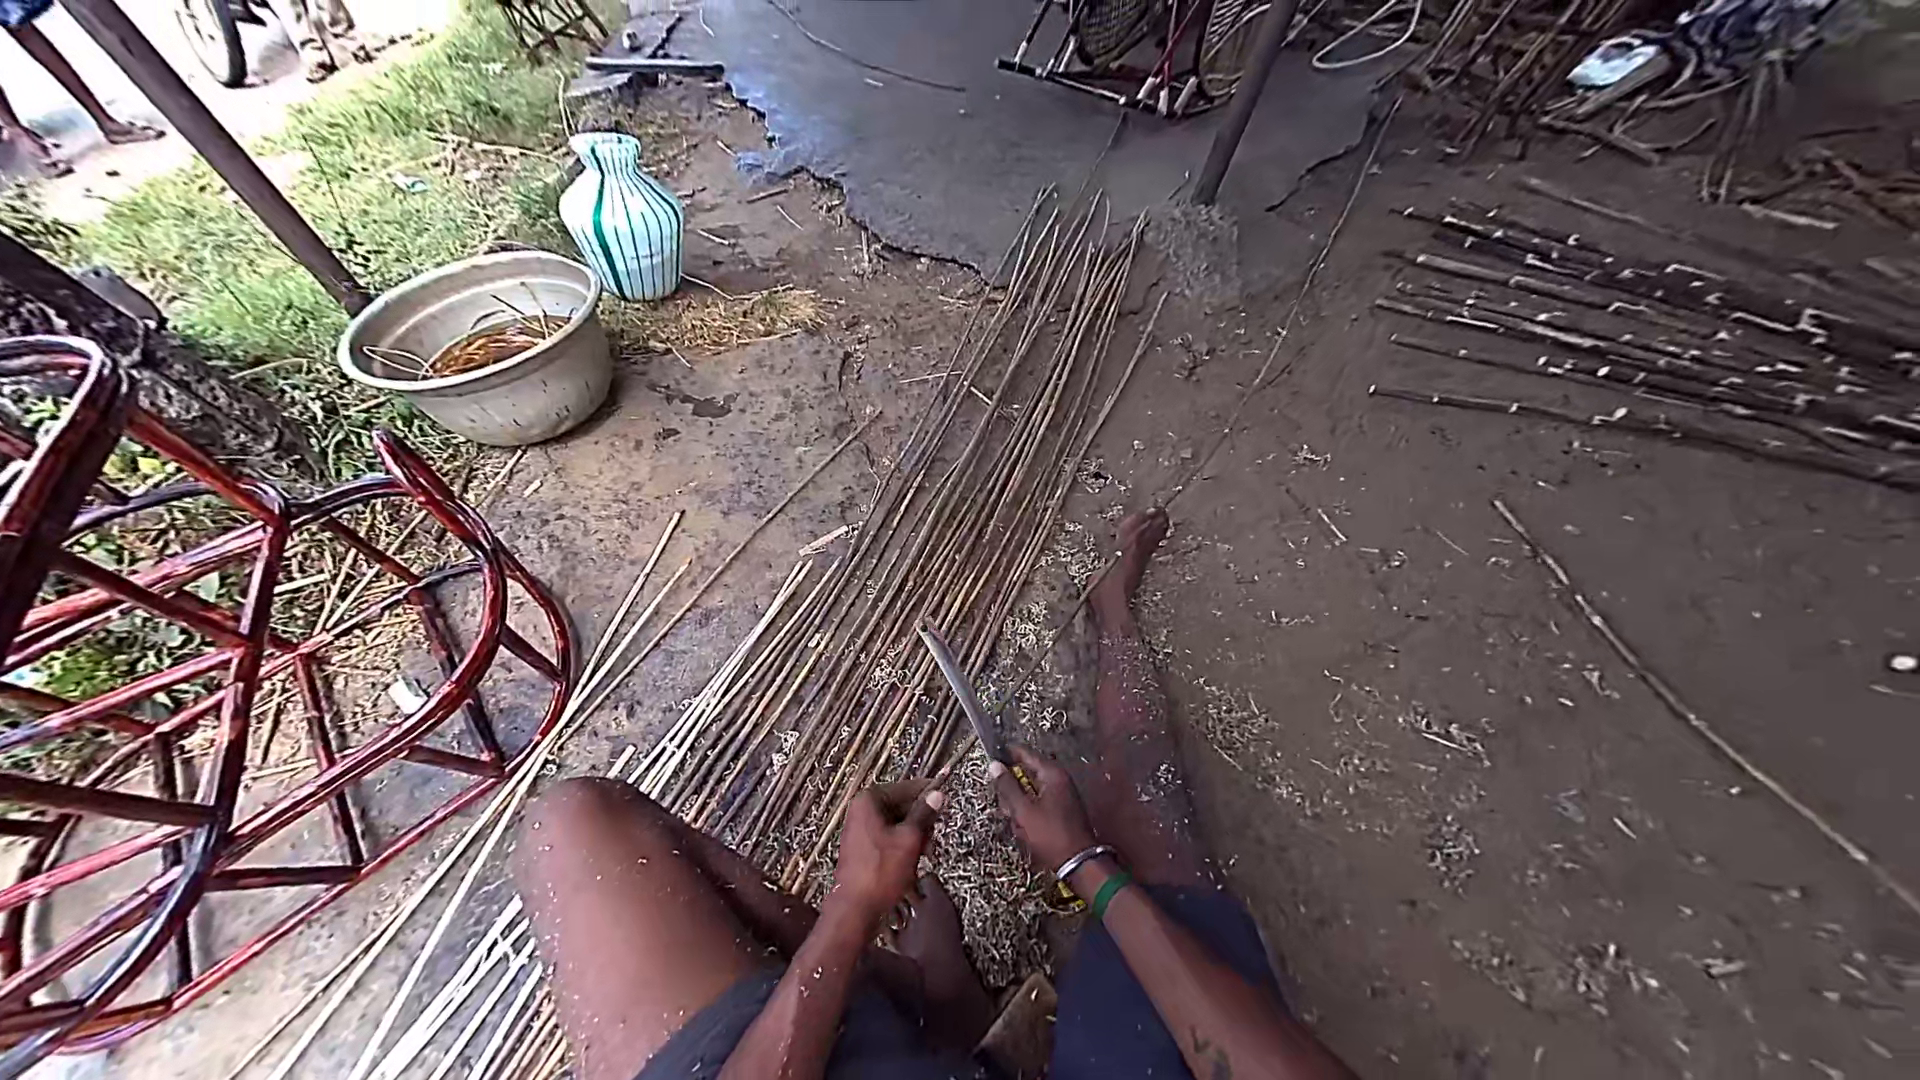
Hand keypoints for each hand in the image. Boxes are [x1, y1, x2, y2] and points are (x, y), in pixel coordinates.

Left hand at [833, 780, 944, 919]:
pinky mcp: (863, 849)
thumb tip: (937, 795)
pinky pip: (889, 839)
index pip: (906, 787)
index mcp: (869, 801)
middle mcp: (862, 811)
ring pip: (898, 824)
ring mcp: (861, 830)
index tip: (943, 797)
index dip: (927, 793)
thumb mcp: (909, 839)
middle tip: (931, 838)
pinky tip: (912, 862)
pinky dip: (903, 847)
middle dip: (920, 822)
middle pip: (902, 806)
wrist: (855, 911)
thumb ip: (924, 814)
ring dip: (914, 837)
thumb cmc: (879, 873)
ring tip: (924, 854)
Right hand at [991, 745, 1097, 872]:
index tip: (990, 760)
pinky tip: (1024, 828)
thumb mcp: (1024, 811)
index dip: (1006, 755)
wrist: (1078, 863)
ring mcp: (1061, 793)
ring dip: (1019, 804)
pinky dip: (1029, 812)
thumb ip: (1007, 787)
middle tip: (1006, 807)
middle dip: (1012, 789)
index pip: (1025, 753)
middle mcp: (1058, 778)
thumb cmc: (1050, 834)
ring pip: (1030, 790)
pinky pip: (1038, 802)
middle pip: (1026, 773)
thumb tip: (994, 765)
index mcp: (1052, 773)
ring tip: (1017, 822)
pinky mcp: (1061, 808)